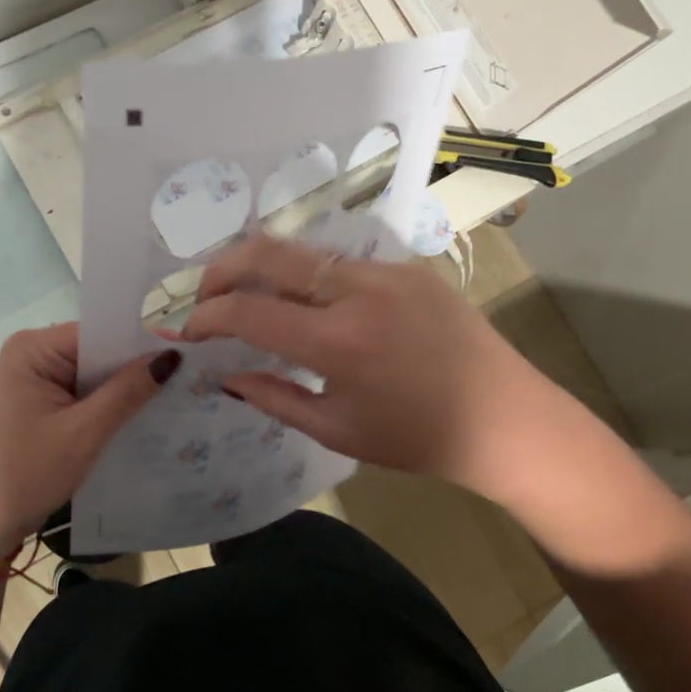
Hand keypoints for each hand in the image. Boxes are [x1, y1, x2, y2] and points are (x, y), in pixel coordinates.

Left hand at [0, 322, 180, 557]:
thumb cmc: (24, 474)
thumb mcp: (83, 433)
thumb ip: (127, 392)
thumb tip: (172, 356)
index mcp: (33, 349)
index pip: (100, 332)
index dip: (143, 342)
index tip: (191, 353)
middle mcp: (31, 356)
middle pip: (97, 353)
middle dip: (138, 368)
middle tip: (193, 378)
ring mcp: (32, 383)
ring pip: (92, 378)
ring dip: (125, 391)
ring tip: (178, 397)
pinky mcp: (37, 409)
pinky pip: (81, 398)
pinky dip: (107, 409)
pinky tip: (142, 420)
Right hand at [180, 234, 546, 493]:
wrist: (505, 419)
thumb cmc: (417, 438)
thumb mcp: (337, 429)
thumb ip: (274, 397)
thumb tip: (227, 376)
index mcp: (341, 341)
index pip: (250, 312)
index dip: (207, 317)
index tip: (185, 328)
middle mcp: (361, 291)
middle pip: (269, 253)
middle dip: (222, 269)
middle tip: (202, 297)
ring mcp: (388, 271)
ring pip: (305, 253)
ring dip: (264, 269)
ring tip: (245, 298)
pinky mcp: (408, 268)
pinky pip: (341, 263)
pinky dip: (307, 278)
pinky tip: (303, 304)